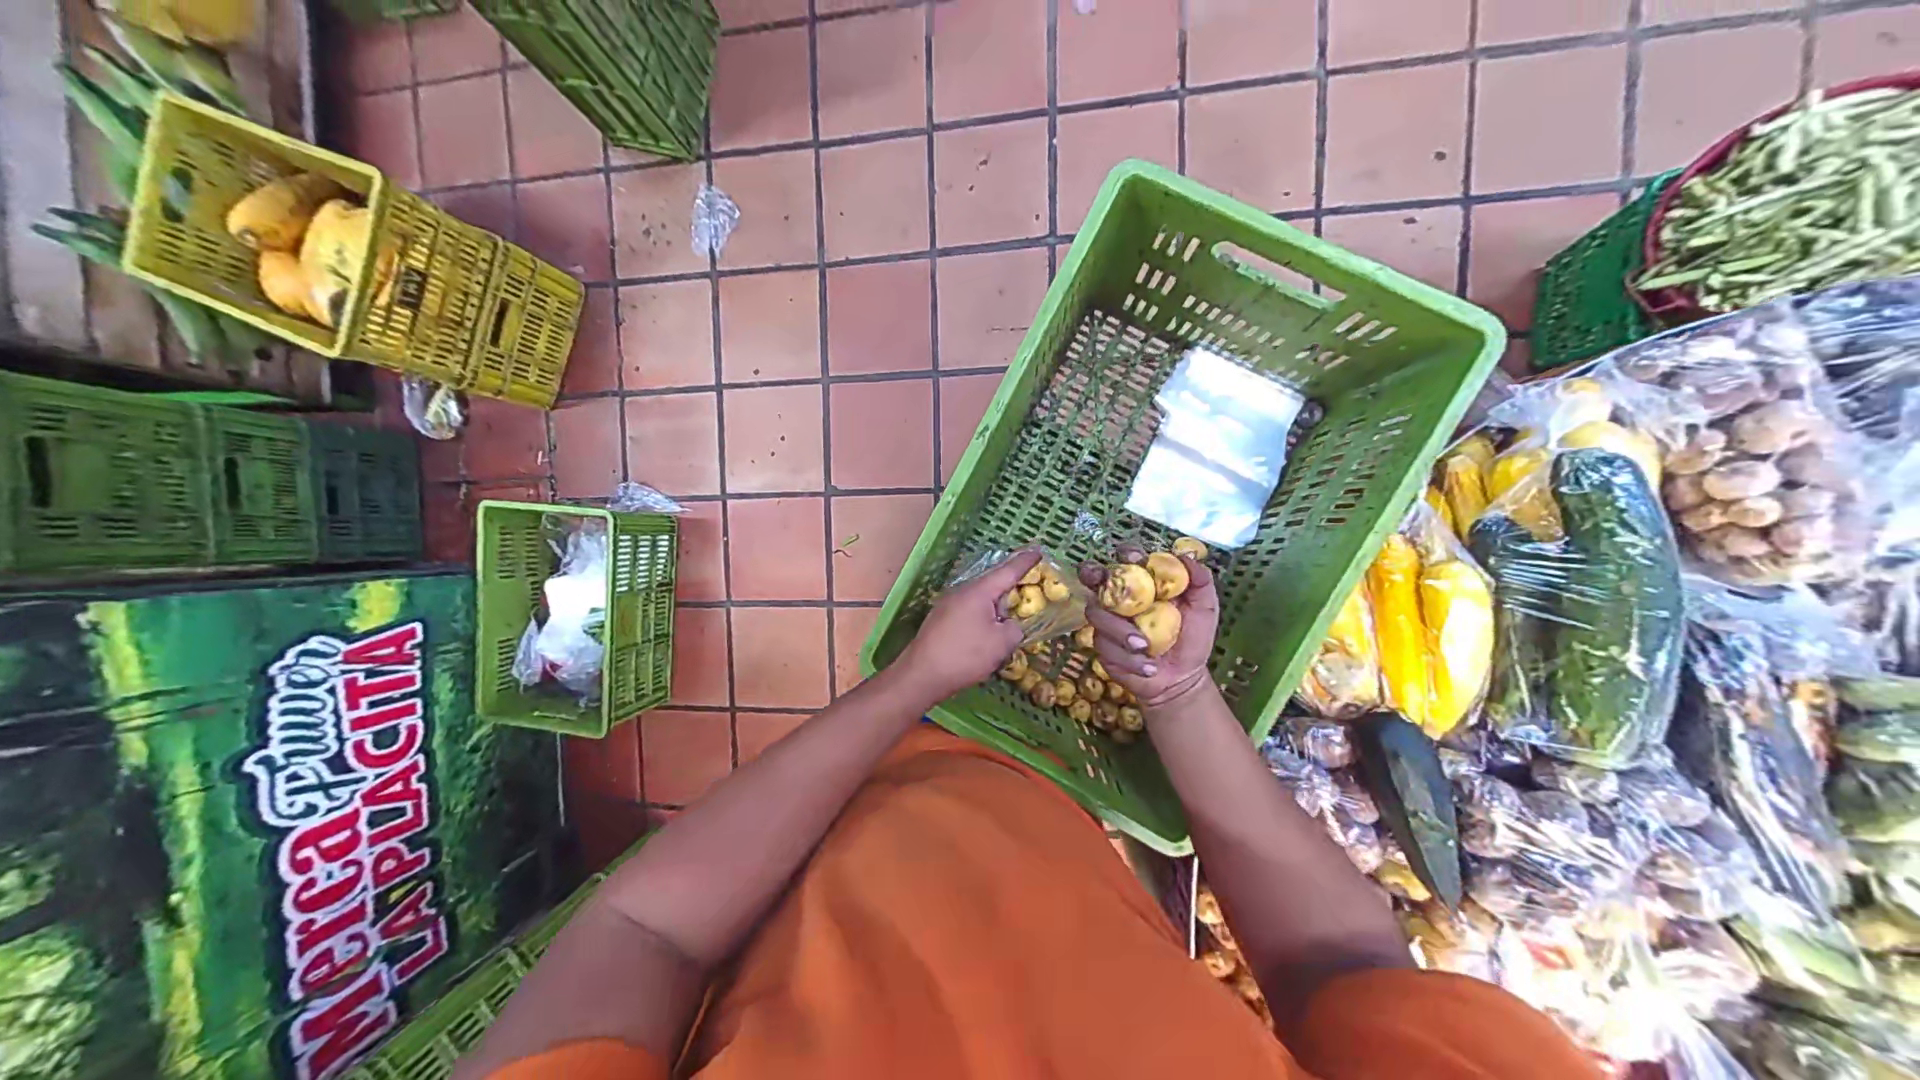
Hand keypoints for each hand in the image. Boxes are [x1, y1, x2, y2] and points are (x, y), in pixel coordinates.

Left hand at [897, 549, 1043, 701]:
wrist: (921, 675)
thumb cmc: (965, 655)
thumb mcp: (1001, 643)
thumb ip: (1014, 629)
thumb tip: (1009, 625)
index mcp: (978, 592)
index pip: (1007, 571)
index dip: (1025, 562)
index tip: (1038, 551)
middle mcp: (961, 593)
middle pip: (993, 589)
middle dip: (1009, 597)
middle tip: (1023, 607)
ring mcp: (947, 607)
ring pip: (980, 605)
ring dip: (993, 616)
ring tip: (999, 637)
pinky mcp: (940, 622)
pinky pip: (968, 616)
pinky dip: (979, 625)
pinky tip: (980, 645)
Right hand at [1086, 555, 1219, 709]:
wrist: (1183, 678)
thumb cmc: (1192, 638)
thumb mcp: (1205, 606)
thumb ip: (1200, 580)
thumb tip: (1186, 556)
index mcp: (1143, 583)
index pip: (1127, 559)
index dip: (1126, 554)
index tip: (1135, 558)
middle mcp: (1120, 598)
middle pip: (1092, 576)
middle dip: (1092, 574)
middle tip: (1100, 581)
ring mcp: (1107, 621)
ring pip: (1096, 614)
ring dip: (1119, 630)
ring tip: (1145, 647)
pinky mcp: (1102, 646)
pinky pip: (1104, 645)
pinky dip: (1128, 658)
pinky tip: (1148, 666)